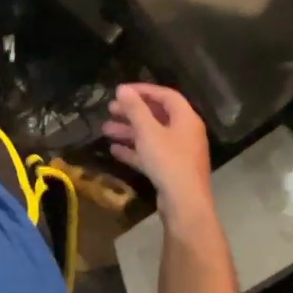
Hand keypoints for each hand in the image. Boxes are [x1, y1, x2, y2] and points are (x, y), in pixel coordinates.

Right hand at [103, 84, 213, 225]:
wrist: (184, 203)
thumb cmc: (168, 160)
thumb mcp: (148, 131)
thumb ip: (135, 109)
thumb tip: (123, 89)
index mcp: (186, 119)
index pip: (166, 96)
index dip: (144, 90)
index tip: (121, 90)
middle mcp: (185, 133)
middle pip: (157, 116)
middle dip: (132, 112)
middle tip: (110, 109)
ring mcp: (179, 153)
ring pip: (151, 135)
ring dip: (129, 131)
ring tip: (106, 129)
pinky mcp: (171, 170)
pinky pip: (151, 153)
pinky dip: (134, 150)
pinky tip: (115, 150)